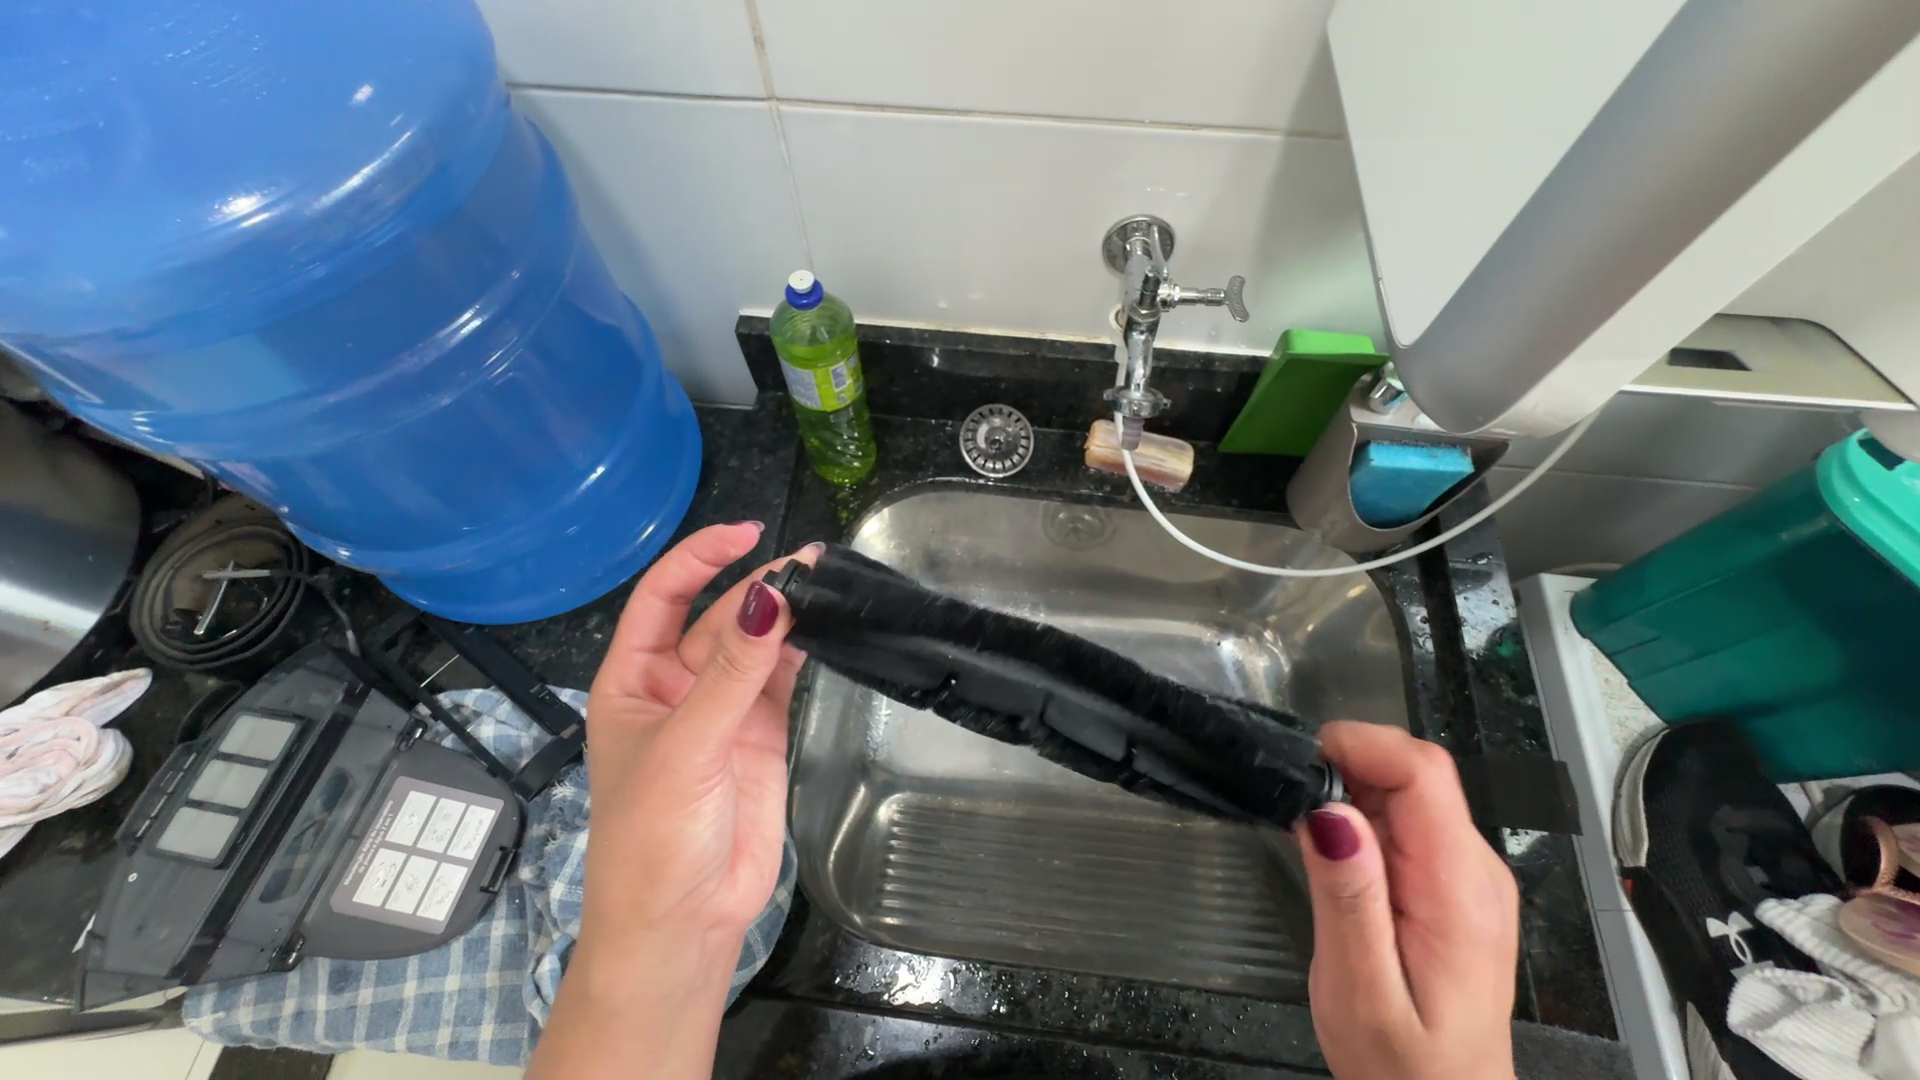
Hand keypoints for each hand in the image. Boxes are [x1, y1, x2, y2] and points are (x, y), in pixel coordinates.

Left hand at [530, 523, 814, 1079]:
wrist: (684, 922)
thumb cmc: (654, 836)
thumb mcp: (687, 747)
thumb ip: (732, 672)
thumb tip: (770, 596)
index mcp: (633, 680)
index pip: (662, 598)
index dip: (698, 559)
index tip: (745, 534)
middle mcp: (677, 686)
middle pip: (718, 618)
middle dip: (758, 588)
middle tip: (812, 563)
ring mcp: (723, 709)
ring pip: (756, 645)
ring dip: (787, 615)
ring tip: (829, 584)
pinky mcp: (762, 732)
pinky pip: (782, 678)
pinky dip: (804, 651)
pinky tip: (827, 628)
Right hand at [1296, 722, 1519, 1079]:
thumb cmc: (1401, 1067)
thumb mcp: (1359, 991)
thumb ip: (1347, 898)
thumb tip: (1329, 812)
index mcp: (1458, 889)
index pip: (1423, 772)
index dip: (1360, 746)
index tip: (1302, 766)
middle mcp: (1475, 868)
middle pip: (1418, 772)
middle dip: (1350, 765)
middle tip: (1294, 804)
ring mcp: (1468, 874)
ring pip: (1410, 788)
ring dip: (1352, 790)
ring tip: (1307, 836)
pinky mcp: (1449, 881)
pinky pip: (1407, 818)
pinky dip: (1361, 814)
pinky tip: (1333, 854)